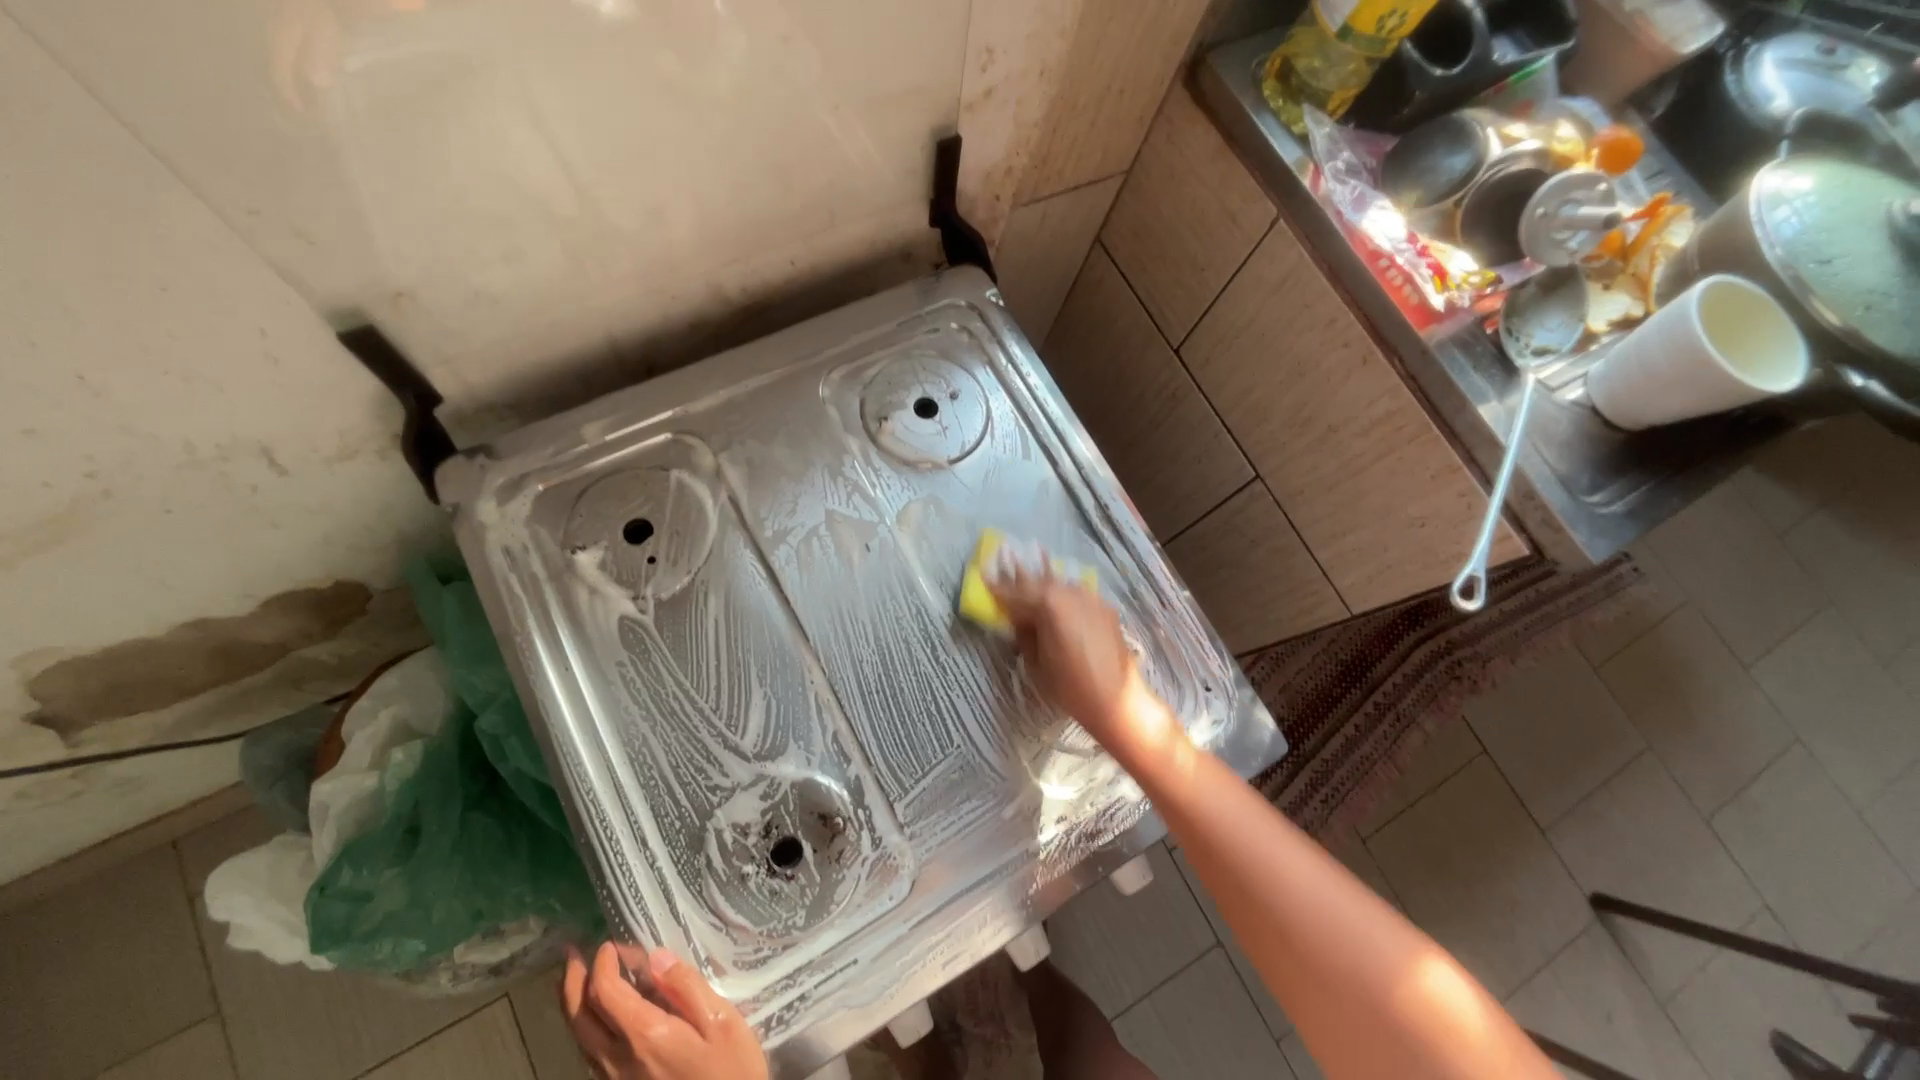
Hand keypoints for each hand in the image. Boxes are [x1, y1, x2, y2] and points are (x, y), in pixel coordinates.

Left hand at [560, 942, 767, 1079]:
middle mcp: (619, 1060)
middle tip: (572, 953)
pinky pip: (591, 1056)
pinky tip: (597, 1020)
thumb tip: (656, 958)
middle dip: (571, 981)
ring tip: (576, 980)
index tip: (610, 944)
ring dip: (573, 1005)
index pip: (605, 992)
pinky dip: (585, 1029)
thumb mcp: (722, 1023)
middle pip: (579, 1017)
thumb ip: (687, 987)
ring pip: (580, 1039)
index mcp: (645, 1036)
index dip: (602, 964)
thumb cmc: (732, 1073)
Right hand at [987, 564, 1139, 746]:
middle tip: (1004, 562)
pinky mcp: (1104, 607)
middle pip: (1037, 582)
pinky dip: (1062, 591)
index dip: (997, 587)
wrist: (1117, 699)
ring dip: (1042, 580)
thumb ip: (1025, 634)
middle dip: (1018, 576)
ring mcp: (1090, 598)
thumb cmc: (1069, 687)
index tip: (983, 574)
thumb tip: (1020, 620)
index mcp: (1048, 605)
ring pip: (1058, 583)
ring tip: (1028, 568)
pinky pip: (1075, 592)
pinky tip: (1057, 590)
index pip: (1015, 593)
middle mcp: (1069, 593)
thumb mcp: (1035, 663)